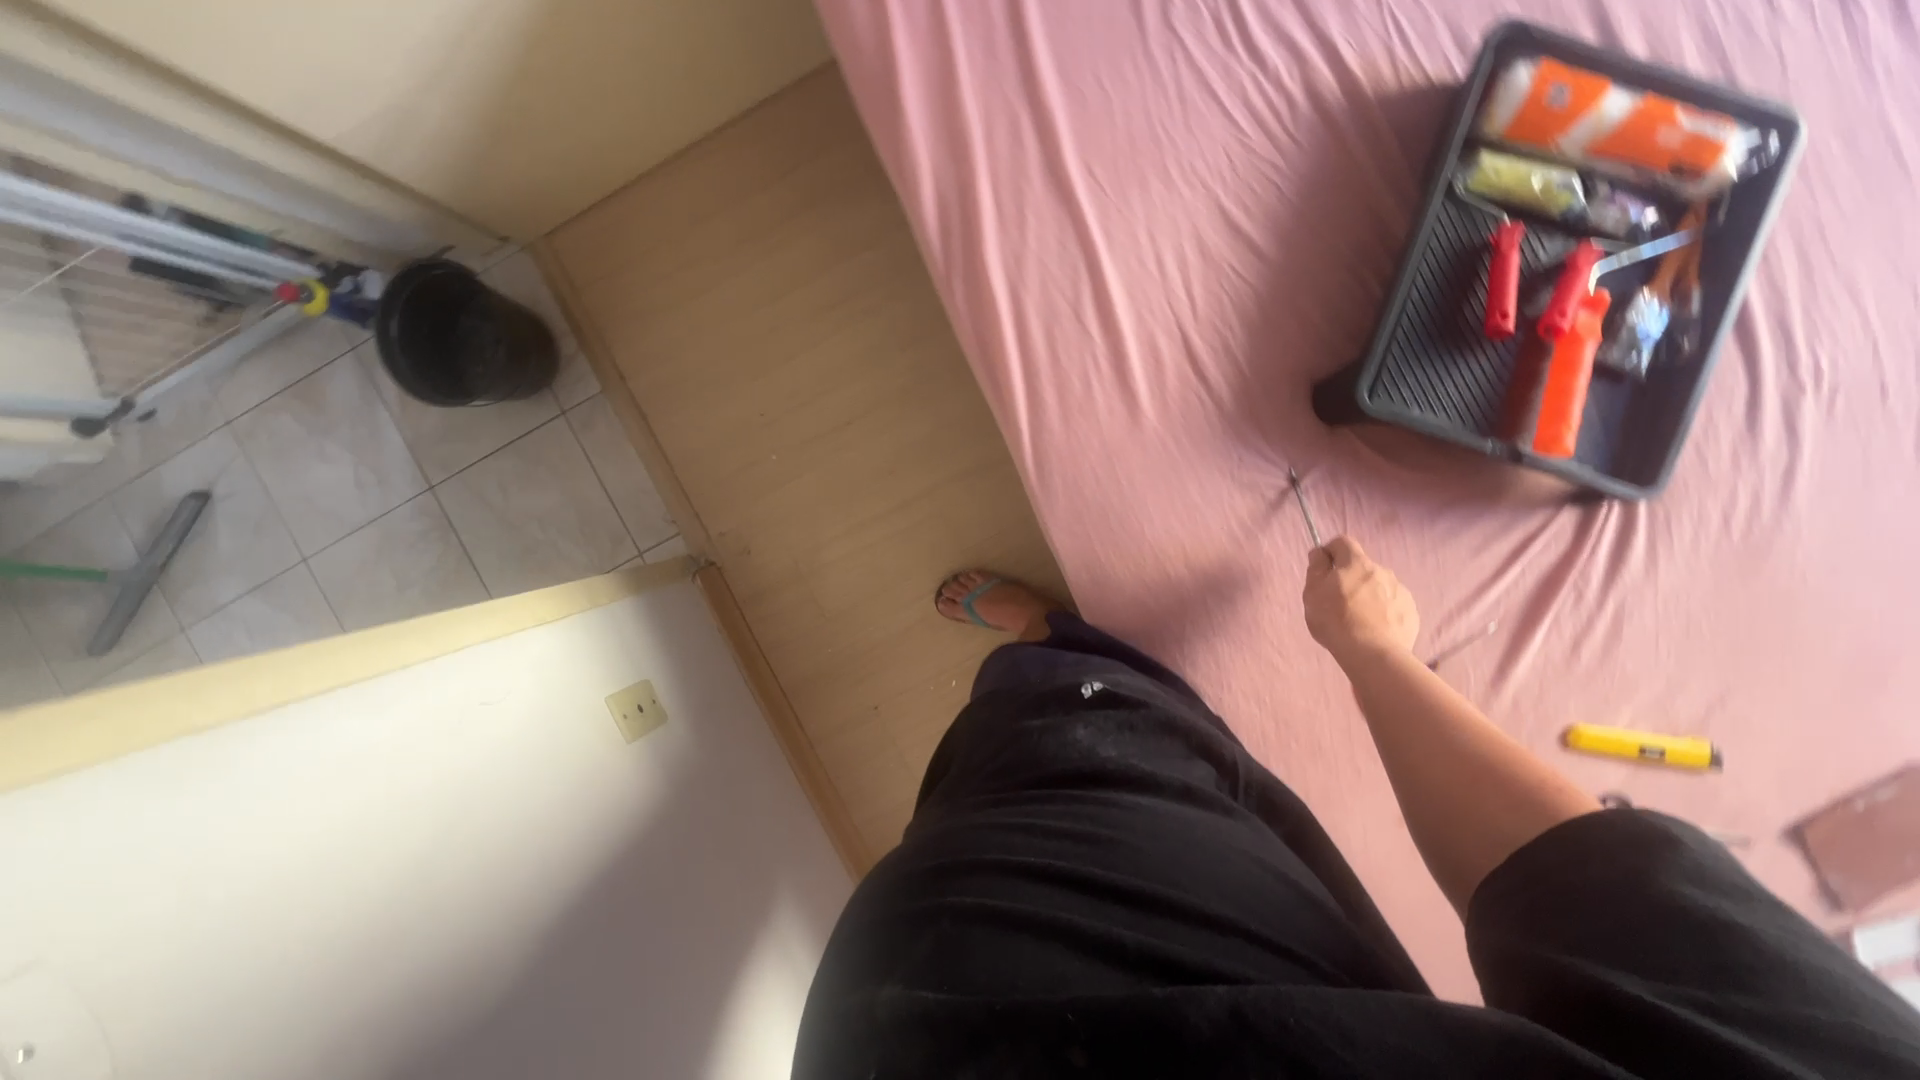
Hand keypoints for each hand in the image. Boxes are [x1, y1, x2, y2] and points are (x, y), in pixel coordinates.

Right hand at [1303, 536, 1418, 668]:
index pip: (1343, 542)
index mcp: (1356, 563)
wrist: (1372, 653)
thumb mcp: (1312, 593)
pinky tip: (1374, 629)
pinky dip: (1383, 611)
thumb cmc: (1335, 620)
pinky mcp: (1411, 611)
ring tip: (1358, 619)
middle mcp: (1382, 571)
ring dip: (1368, 595)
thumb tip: (1320, 552)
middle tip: (1338, 601)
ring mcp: (1400, 591)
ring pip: (1379, 586)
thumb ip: (1316, 568)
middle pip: (1362, 567)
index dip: (1331, 551)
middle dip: (1350, 578)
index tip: (1324, 568)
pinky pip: (1393, 604)